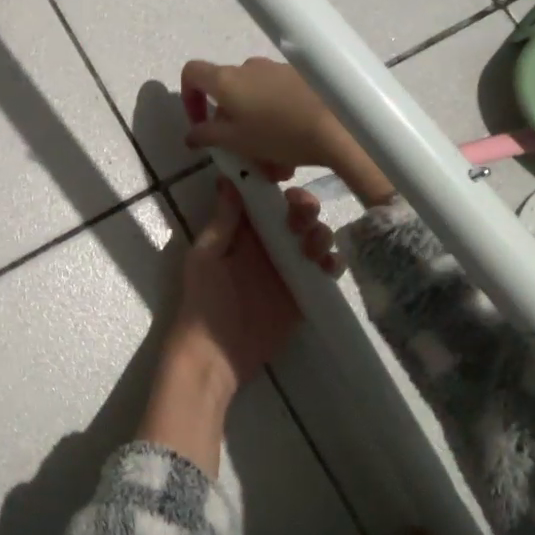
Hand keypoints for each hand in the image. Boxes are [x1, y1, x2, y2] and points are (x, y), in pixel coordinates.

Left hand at [164, 183, 334, 393]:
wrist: (215, 356)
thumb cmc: (204, 302)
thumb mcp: (207, 256)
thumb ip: (223, 222)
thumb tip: (228, 178)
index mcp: (240, 235)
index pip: (265, 203)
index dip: (279, 190)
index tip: (288, 187)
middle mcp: (266, 248)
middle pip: (294, 218)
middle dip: (305, 209)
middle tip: (303, 215)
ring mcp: (286, 271)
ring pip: (313, 241)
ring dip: (320, 234)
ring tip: (314, 244)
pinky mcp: (302, 296)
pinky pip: (322, 273)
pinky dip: (331, 264)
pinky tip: (328, 265)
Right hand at [181, 57, 395, 205]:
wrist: (341, 125)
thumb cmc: (278, 133)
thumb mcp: (235, 142)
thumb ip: (207, 136)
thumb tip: (191, 134)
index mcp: (226, 79)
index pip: (192, 72)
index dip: (189, 97)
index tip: (200, 125)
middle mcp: (249, 67)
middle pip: (227, 93)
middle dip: (230, 126)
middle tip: (241, 156)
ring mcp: (278, 70)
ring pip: (255, 100)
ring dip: (256, 129)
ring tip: (274, 165)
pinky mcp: (303, 79)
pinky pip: (279, 99)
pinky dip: (277, 122)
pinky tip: (293, 152)